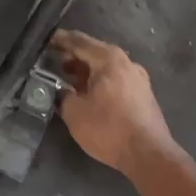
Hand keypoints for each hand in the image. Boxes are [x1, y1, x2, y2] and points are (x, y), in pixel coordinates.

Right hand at [50, 29, 180, 176]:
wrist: (149, 155)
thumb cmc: (109, 129)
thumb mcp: (74, 113)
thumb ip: (63, 95)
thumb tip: (61, 89)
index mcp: (108, 59)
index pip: (79, 41)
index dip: (60, 40)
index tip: (46, 41)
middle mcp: (126, 62)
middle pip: (95, 51)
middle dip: (74, 56)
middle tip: (56, 63)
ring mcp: (138, 78)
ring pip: (107, 66)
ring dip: (88, 71)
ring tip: (71, 81)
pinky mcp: (144, 94)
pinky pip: (117, 79)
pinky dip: (101, 81)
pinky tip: (92, 95)